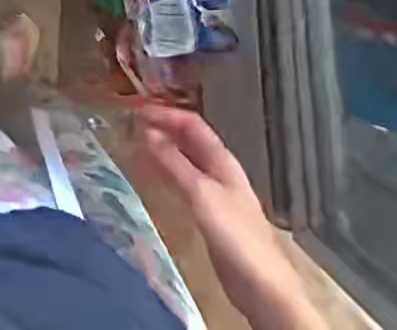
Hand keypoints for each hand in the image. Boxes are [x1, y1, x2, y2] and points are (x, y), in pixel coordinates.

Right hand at [141, 105, 314, 329]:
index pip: (191, 123)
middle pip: (189, 139)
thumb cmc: (234, 234)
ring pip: (185, 160)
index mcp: (221, 159)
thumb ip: (173, 162)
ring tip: (138, 145)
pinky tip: (154, 176)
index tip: (138, 111)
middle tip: (134, 125)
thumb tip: (147, 132)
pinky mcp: (210, 214)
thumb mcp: (200, 192)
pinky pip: (184, 182)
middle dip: (163, 128)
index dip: (166, 113)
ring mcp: (215, 192)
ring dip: (163, 149)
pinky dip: (167, 172)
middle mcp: (219, 170)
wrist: (262, 287)